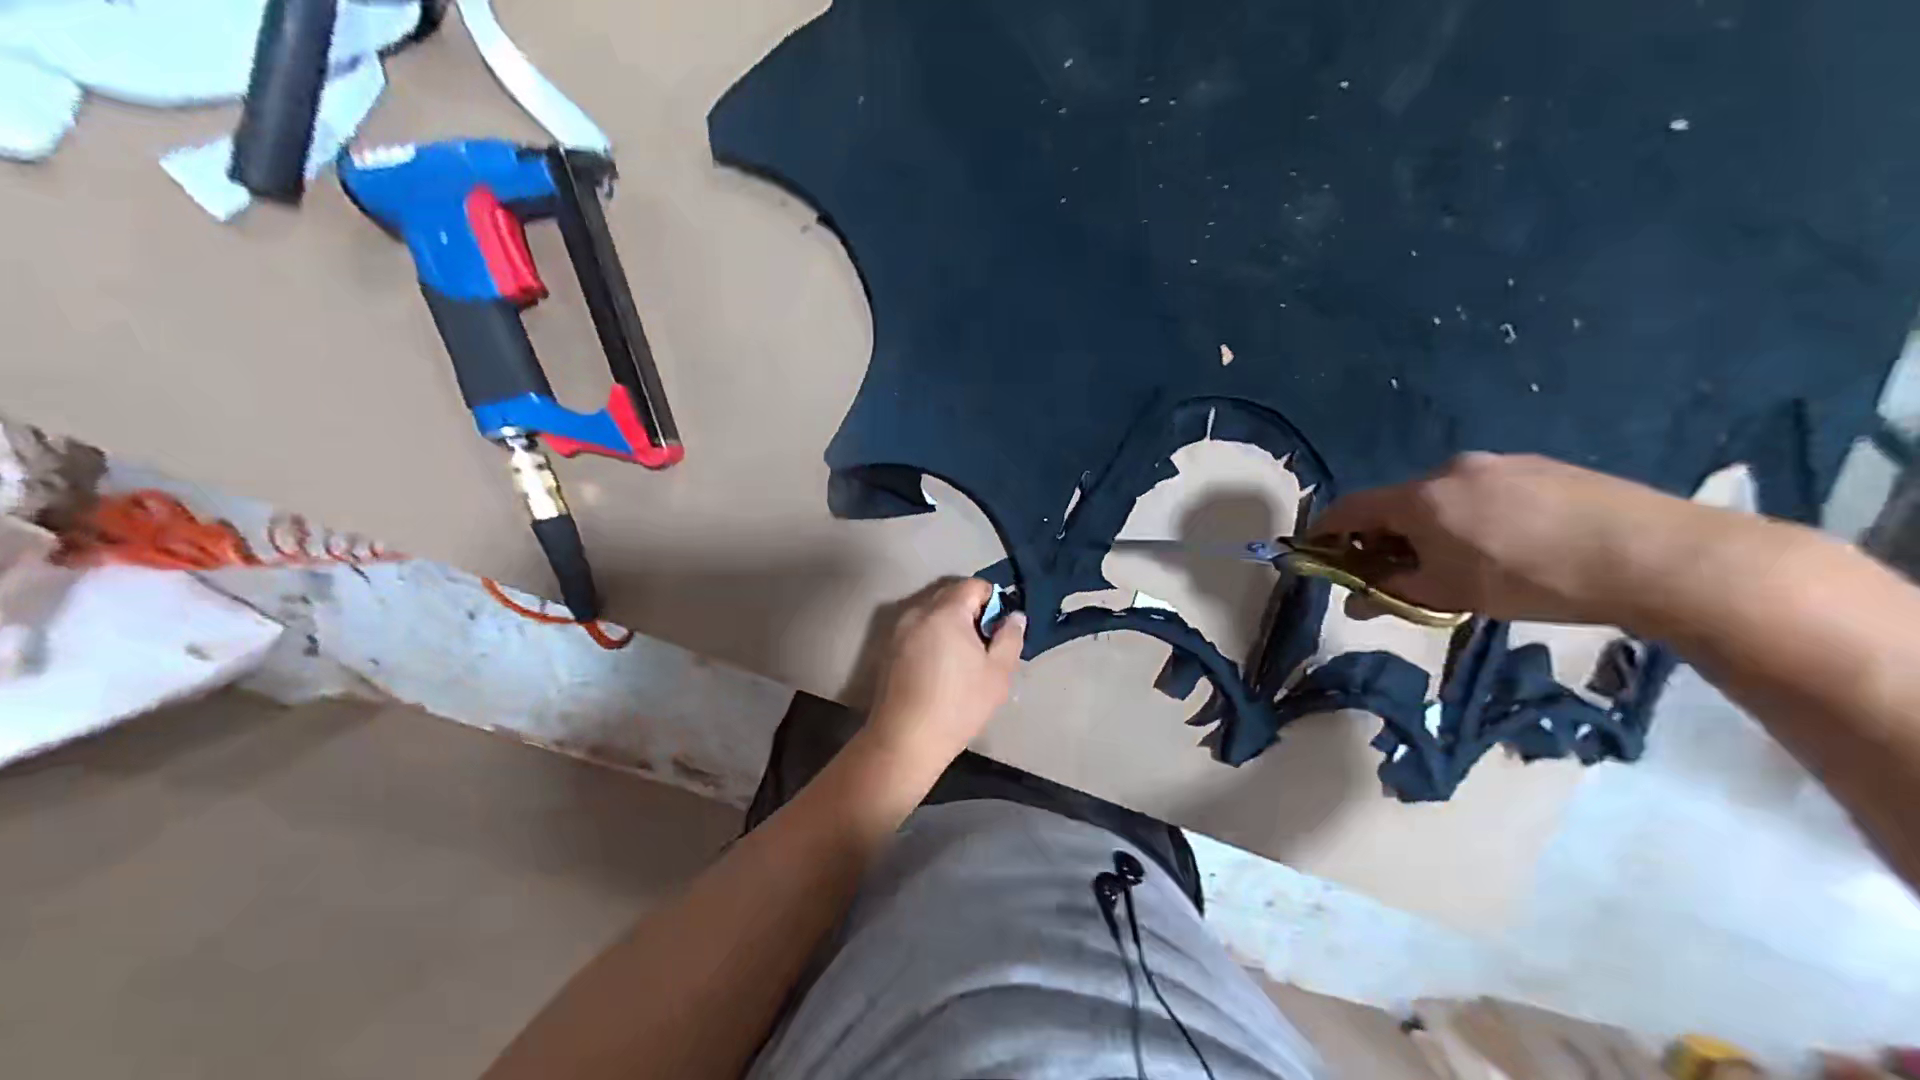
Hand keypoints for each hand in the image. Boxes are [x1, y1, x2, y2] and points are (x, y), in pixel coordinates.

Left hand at [863, 578, 1025, 765]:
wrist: (905, 740)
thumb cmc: (958, 705)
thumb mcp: (998, 673)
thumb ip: (1010, 638)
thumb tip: (1014, 616)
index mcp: (946, 612)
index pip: (973, 585)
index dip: (993, 600)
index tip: (1000, 628)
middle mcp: (918, 612)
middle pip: (950, 595)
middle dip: (971, 611)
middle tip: (985, 645)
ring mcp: (899, 631)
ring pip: (932, 613)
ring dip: (951, 625)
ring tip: (963, 660)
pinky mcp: (889, 650)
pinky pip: (917, 630)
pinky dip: (932, 638)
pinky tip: (940, 670)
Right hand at [1308, 452, 1701, 624]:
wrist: (1655, 555)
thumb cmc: (1531, 579)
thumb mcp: (1450, 594)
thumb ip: (1392, 591)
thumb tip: (1354, 598)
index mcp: (1420, 498)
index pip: (1351, 509)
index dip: (1328, 530)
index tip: (1318, 551)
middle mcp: (1451, 469)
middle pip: (1398, 502)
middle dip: (1386, 534)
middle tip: (1398, 569)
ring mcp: (1501, 463)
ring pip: (1444, 496)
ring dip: (1432, 525)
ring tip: (1461, 561)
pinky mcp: (1543, 467)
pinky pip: (1486, 490)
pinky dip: (1474, 515)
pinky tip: (1510, 544)